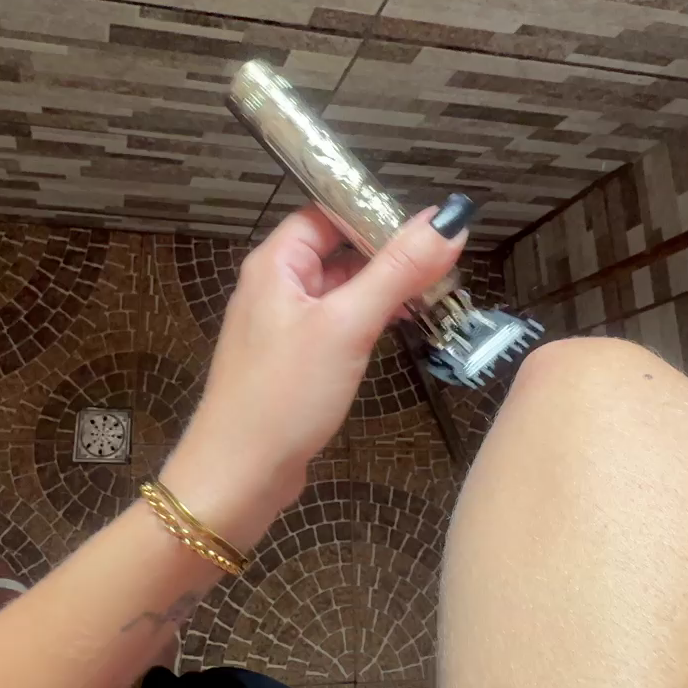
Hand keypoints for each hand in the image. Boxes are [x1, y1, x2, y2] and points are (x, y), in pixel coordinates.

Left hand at [161, 198, 471, 539]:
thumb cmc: (284, 394)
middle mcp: (276, 287)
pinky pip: (337, 323)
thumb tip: (448, 219)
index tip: (426, 223)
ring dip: (383, 287)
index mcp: (275, 264)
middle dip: (388, 251)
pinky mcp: (295, 360)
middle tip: (444, 259)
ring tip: (436, 290)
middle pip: (337, 249)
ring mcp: (284, 326)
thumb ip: (397, 270)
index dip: (373, 211)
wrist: (239, 475)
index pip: (326, 212)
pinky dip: (369, 319)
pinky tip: (402, 324)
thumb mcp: (346, 325)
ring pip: (342, 289)